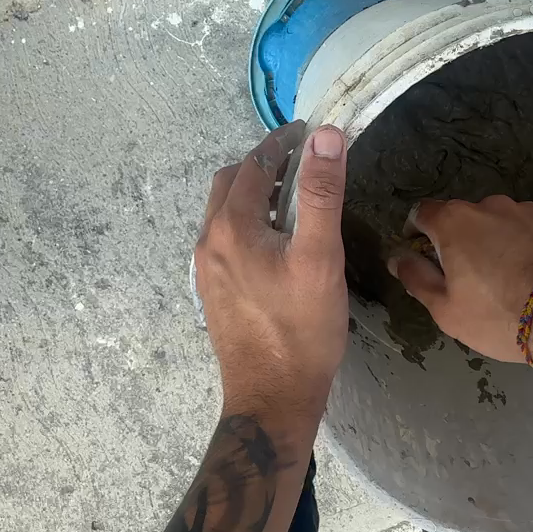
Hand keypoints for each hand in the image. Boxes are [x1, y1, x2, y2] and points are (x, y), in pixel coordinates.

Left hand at [194, 121, 349, 423]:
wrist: (272, 399)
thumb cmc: (301, 328)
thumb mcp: (319, 256)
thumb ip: (321, 193)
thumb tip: (326, 135)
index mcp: (231, 226)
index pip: (254, 163)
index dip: (282, 142)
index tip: (310, 132)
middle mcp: (209, 240)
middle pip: (231, 182)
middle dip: (264, 164)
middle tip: (303, 163)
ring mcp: (206, 268)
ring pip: (225, 210)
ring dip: (254, 192)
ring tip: (294, 197)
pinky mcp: (212, 290)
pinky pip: (226, 236)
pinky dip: (247, 219)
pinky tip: (276, 240)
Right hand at [387, 196, 532, 362]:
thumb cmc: (500, 315)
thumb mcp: (446, 309)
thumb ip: (416, 278)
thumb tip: (398, 257)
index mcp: (453, 220)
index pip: (421, 212)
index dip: (414, 233)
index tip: (419, 257)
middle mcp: (485, 205)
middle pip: (458, 218)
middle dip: (453, 242)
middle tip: (462, 279)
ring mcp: (521, 210)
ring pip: (492, 224)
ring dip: (487, 243)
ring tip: (501, 281)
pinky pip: (520, 231)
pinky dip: (516, 247)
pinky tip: (527, 277)